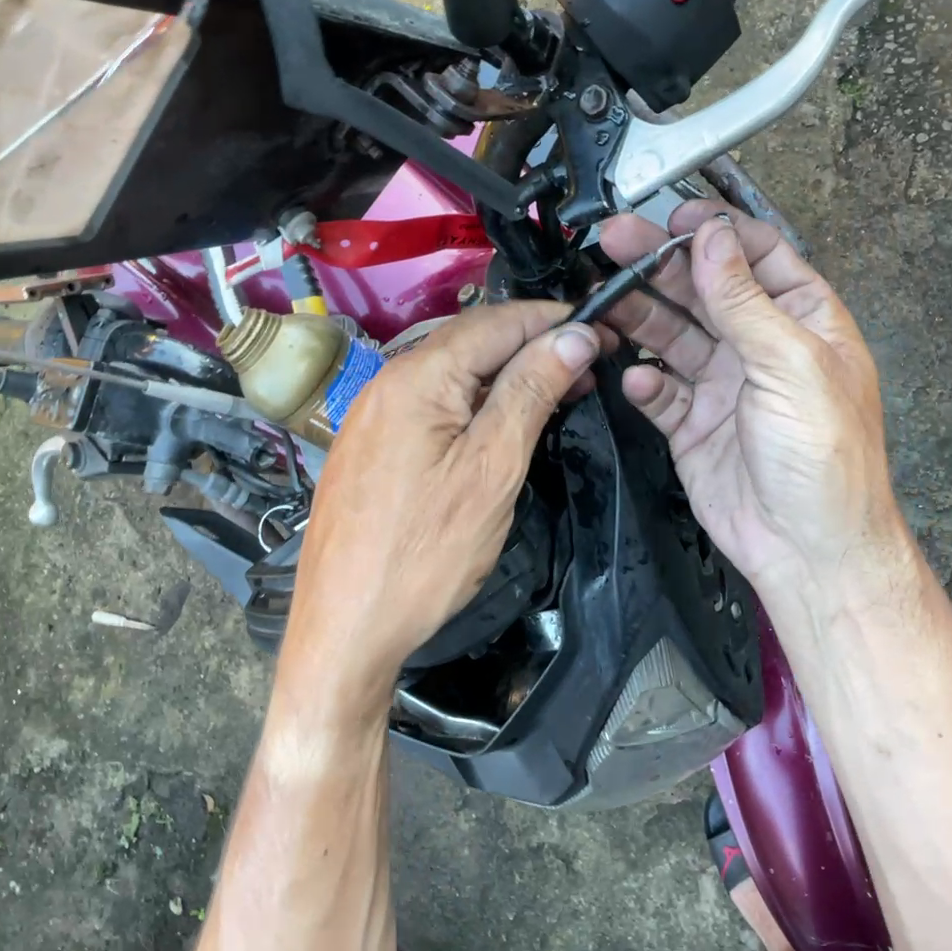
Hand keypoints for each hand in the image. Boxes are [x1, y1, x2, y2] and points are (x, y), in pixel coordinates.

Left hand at [287, 302, 600, 692]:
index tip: (606, 333)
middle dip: (535, 344)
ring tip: (560, 390)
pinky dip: (477, 402)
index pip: (498, 322)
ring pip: (454, 373)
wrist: (345, 630)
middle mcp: (388, 382)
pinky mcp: (371, 447)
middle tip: (592, 364)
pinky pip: (433, 403)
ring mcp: (374, 415)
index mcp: (418, 377)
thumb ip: (531, 393)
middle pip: (473, 341)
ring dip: (509, 374)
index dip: (556, 320)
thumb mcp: (492, 469)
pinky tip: (503, 422)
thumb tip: (574, 335)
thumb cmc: (425, 554)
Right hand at [598, 202, 907, 604]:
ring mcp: (725, 386)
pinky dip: (644, 382)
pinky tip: (638, 379)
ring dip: (640, 315)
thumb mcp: (791, 365)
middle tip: (614, 242)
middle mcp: (761, 348)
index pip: (757, 256)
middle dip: (659, 264)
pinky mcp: (694, 425)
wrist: (807, 550)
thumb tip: (713, 238)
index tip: (672, 220)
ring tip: (603, 298)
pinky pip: (660, 391)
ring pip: (673, 336)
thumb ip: (745, 300)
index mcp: (802, 322)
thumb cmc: (826, 460)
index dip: (715, 233)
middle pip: (704, 289)